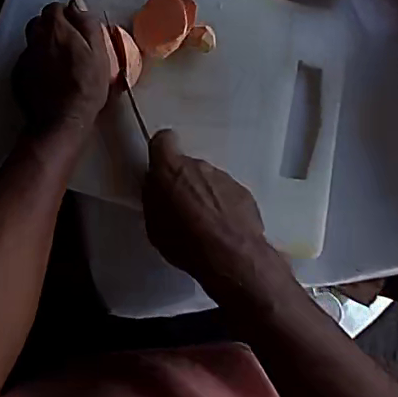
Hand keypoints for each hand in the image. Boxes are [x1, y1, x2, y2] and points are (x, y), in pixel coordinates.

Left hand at [13, 0, 114, 132]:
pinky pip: (28, 62)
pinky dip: (38, 64)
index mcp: (56, 29)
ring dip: (45, 46)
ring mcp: (25, 58)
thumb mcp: (98, 52)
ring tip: (62, 62)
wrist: (62, 120)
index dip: (68, 16)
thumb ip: (87, 23)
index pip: (55, 8)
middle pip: (40, 23)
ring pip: (33, 42)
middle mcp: (36, 39)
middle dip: (54, 28)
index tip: (78, 27)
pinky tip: (52, 77)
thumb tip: (79, 4)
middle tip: (71, 44)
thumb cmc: (84, 88)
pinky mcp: (19, 76)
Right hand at [143, 129, 286, 300]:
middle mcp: (199, 166)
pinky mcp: (243, 192)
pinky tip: (221, 230)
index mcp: (170, 169)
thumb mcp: (154, 224)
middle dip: (184, 182)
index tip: (160, 165)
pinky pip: (227, 194)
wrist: (230, 255)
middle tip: (180, 208)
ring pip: (209, 180)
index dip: (162, 150)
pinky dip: (224, 206)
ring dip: (205, 195)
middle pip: (188, 165)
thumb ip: (154, 198)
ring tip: (203, 225)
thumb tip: (156, 189)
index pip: (163, 140)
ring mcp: (223, 177)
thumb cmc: (185, 241)